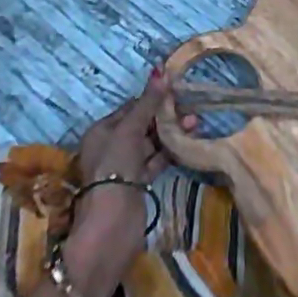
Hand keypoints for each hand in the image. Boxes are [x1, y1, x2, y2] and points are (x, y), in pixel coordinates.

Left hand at [56, 72, 176, 296]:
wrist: (113, 224)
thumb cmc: (115, 168)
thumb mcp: (129, 130)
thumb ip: (147, 103)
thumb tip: (160, 72)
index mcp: (102, 130)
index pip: (130, 107)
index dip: (150, 98)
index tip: (174, 89)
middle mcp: (111, 146)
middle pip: (141, 124)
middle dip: (164, 116)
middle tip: (190, 107)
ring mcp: (125, 166)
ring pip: (151, 143)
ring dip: (170, 132)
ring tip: (195, 122)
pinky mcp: (139, 184)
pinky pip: (155, 161)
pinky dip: (170, 151)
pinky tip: (187, 142)